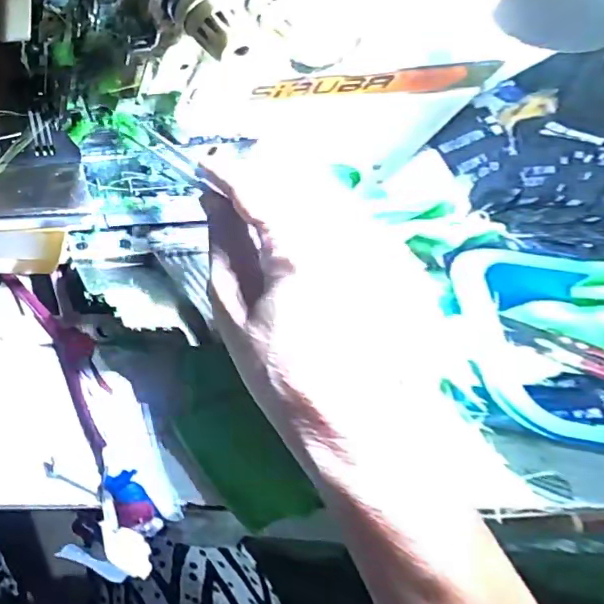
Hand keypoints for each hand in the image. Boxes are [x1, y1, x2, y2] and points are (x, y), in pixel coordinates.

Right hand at [199, 152, 450, 489]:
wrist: (373, 438)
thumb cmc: (286, 379)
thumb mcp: (234, 313)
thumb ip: (223, 247)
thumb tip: (212, 203)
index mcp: (300, 251)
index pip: (257, 189)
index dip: (224, 172)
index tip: (199, 165)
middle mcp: (350, 240)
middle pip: (297, 182)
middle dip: (257, 176)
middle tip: (223, 187)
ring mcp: (384, 252)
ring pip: (327, 196)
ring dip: (288, 193)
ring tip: (256, 207)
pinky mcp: (403, 268)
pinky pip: (352, 220)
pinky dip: (318, 215)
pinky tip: (297, 235)